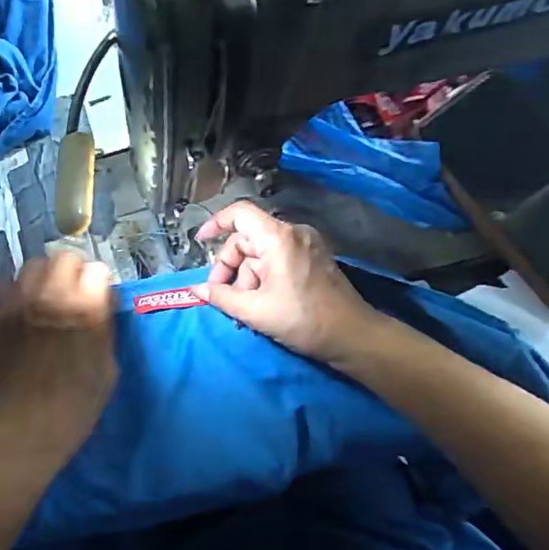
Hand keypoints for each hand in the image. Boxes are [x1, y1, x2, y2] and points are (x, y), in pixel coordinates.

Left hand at [0, 254, 117, 479]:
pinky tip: (23, 312)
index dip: (97, 284)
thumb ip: (103, 329)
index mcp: (86, 310)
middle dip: (72, 273)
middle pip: (64, 258)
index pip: (97, 270)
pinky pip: (7, 285)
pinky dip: (18, 292)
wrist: (18, 430)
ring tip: (45, 300)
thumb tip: (100, 304)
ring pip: (33, 265)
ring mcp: (17, 301)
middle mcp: (50, 296)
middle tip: (71, 293)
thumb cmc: (72, 411)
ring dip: (44, 278)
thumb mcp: (107, 372)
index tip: (96, 297)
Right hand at [191, 201, 377, 364]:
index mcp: (278, 239)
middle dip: (229, 267)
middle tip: (221, 296)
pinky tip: (260, 304)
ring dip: (245, 279)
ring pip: (259, 254)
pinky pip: (276, 261)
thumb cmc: (303, 320)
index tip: (200, 242)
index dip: (215, 223)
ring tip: (245, 309)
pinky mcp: (312, 259)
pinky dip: (262, 279)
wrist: (352, 335)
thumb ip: (221, 297)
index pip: (240, 214)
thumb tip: (196, 290)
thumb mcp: (254, 311)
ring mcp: (305, 245)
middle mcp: (293, 234)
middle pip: (246, 239)